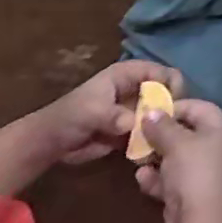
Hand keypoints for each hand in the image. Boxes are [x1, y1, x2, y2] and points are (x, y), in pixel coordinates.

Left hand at [32, 60, 185, 164]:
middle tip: (170, 127)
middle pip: (167, 92)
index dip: (172, 86)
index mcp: (130, 74)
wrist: (49, 144)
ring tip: (164, 141)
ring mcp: (136, 109)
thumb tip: (133, 124)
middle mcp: (138, 88)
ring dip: (164, 126)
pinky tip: (154, 150)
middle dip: (171, 108)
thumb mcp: (91, 112)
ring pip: (161, 112)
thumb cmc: (69, 117)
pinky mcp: (133, 128)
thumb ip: (113, 115)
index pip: (164, 72)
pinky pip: (151, 131)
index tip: (172, 107)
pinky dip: (154, 139)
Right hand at [134, 100, 221, 222]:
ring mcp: (204, 168)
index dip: (173, 107)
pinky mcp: (191, 190)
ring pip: (176, 156)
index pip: (197, 106)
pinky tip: (141, 178)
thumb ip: (162, 126)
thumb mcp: (176, 143)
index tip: (148, 112)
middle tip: (136, 136)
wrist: (199, 219)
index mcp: (219, 126)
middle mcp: (216, 143)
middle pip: (185, 132)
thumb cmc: (193, 170)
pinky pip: (172, 178)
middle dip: (160, 134)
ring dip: (155, 157)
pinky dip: (157, 178)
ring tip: (135, 157)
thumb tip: (151, 111)